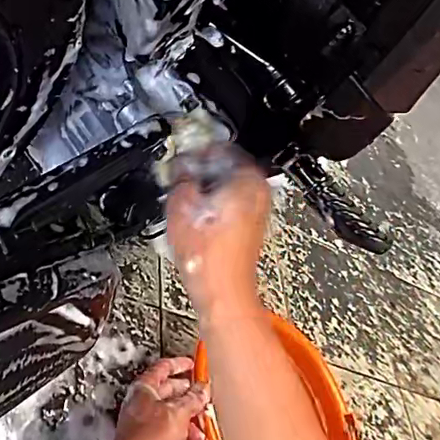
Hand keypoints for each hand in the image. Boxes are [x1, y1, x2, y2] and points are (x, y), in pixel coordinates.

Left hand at [110, 355, 210, 439]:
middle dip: (187, 392)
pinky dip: (180, 429)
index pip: (163, 368)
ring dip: (186, 413)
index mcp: (144, 388)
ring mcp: (141, 420)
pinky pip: (166, 427)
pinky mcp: (145, 438)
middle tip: (201, 393)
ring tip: (201, 420)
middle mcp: (140, 402)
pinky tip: (191, 437)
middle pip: (166, 389)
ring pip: (168, 410)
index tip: (190, 363)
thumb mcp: (178, 414)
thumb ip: (192, 399)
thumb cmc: (148, 439)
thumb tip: (202, 389)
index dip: (179, 364)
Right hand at [164, 144, 270, 322]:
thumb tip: (180, 170)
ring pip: (227, 185)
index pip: (219, 147)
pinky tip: (196, 217)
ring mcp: (258, 209)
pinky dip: (214, 204)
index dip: (194, 152)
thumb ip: (180, 179)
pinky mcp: (251, 225)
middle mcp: (259, 191)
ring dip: (206, 188)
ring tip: (185, 198)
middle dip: (200, 171)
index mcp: (247, 178)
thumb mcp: (180, 207)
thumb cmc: (209, 258)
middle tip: (179, 178)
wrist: (223, 292)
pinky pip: (230, 202)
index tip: (180, 159)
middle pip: (225, 166)